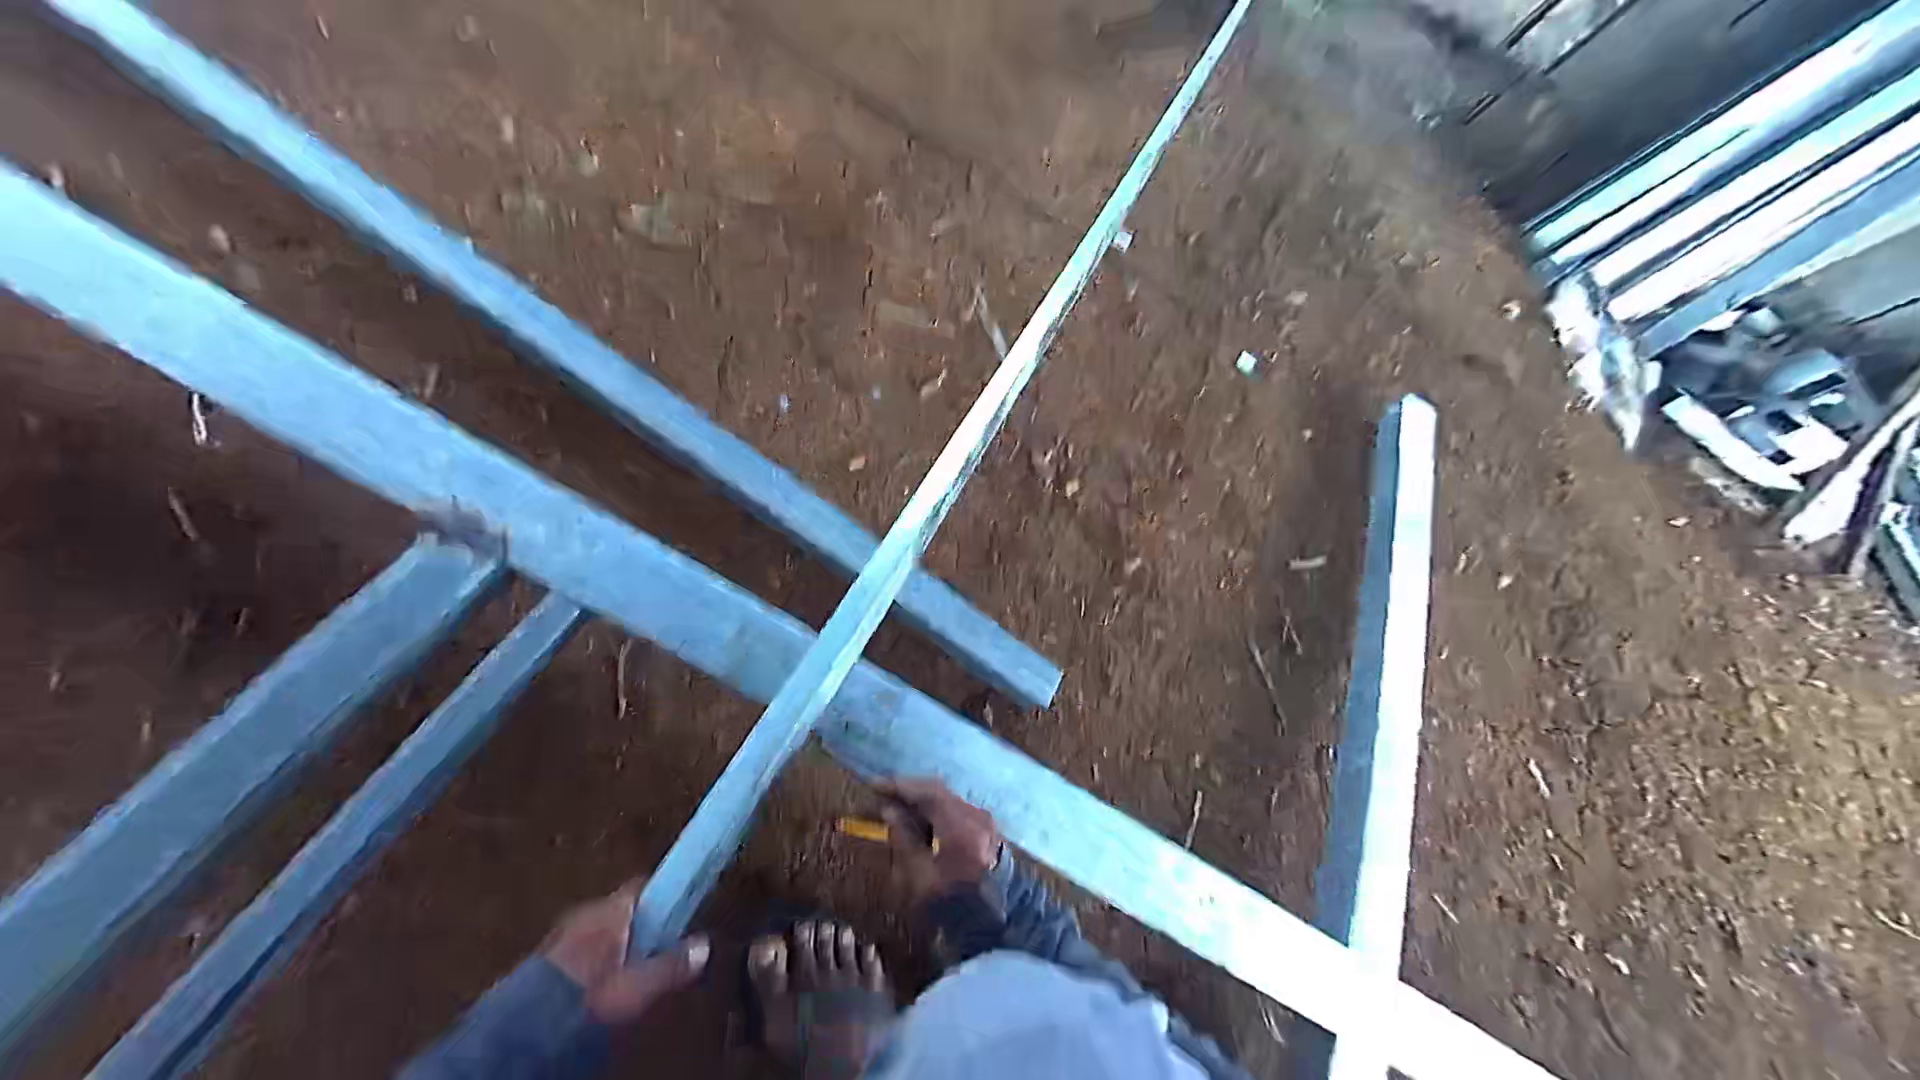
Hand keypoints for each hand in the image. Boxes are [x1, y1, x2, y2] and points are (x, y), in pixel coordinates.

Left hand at [541, 880, 708, 1024]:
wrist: (518, 1035)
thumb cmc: (584, 1001)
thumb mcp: (637, 988)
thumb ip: (672, 965)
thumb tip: (703, 946)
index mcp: (610, 910)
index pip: (645, 885)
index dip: (665, 895)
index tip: (679, 910)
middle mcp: (585, 912)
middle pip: (624, 908)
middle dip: (640, 925)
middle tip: (655, 949)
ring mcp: (560, 933)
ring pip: (600, 928)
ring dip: (614, 944)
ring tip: (626, 973)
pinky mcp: (541, 958)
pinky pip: (579, 947)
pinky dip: (591, 960)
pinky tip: (596, 986)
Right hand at [878, 778, 1001, 904]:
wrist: (990, 918)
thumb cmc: (950, 903)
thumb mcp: (918, 877)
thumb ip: (903, 839)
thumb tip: (888, 809)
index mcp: (961, 828)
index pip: (928, 793)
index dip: (900, 786)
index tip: (875, 785)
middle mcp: (975, 815)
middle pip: (938, 791)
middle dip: (908, 789)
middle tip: (882, 792)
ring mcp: (983, 818)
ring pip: (946, 797)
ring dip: (920, 798)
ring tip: (895, 803)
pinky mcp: (984, 824)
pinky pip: (954, 807)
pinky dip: (934, 808)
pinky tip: (918, 816)